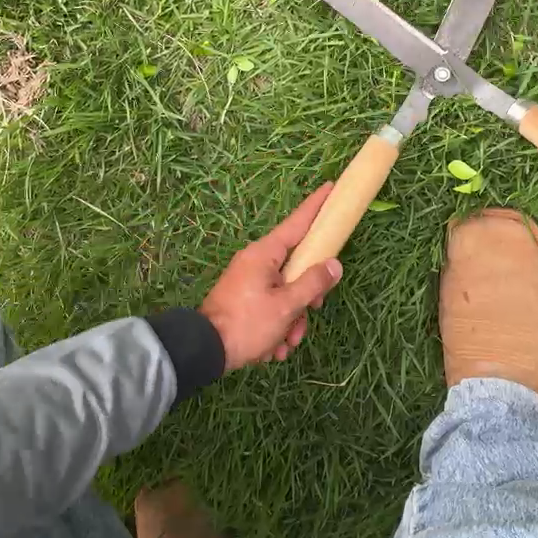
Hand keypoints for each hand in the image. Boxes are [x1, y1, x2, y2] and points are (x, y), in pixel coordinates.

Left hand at [199, 182, 344, 370]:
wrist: (204, 350)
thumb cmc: (247, 323)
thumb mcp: (286, 306)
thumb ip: (312, 283)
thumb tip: (333, 264)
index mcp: (265, 253)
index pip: (297, 222)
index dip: (316, 206)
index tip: (330, 187)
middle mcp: (256, 261)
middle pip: (296, 266)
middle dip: (307, 296)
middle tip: (313, 310)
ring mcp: (248, 280)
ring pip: (285, 292)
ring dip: (292, 319)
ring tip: (286, 343)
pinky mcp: (243, 299)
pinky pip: (270, 306)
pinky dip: (277, 327)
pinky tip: (274, 350)